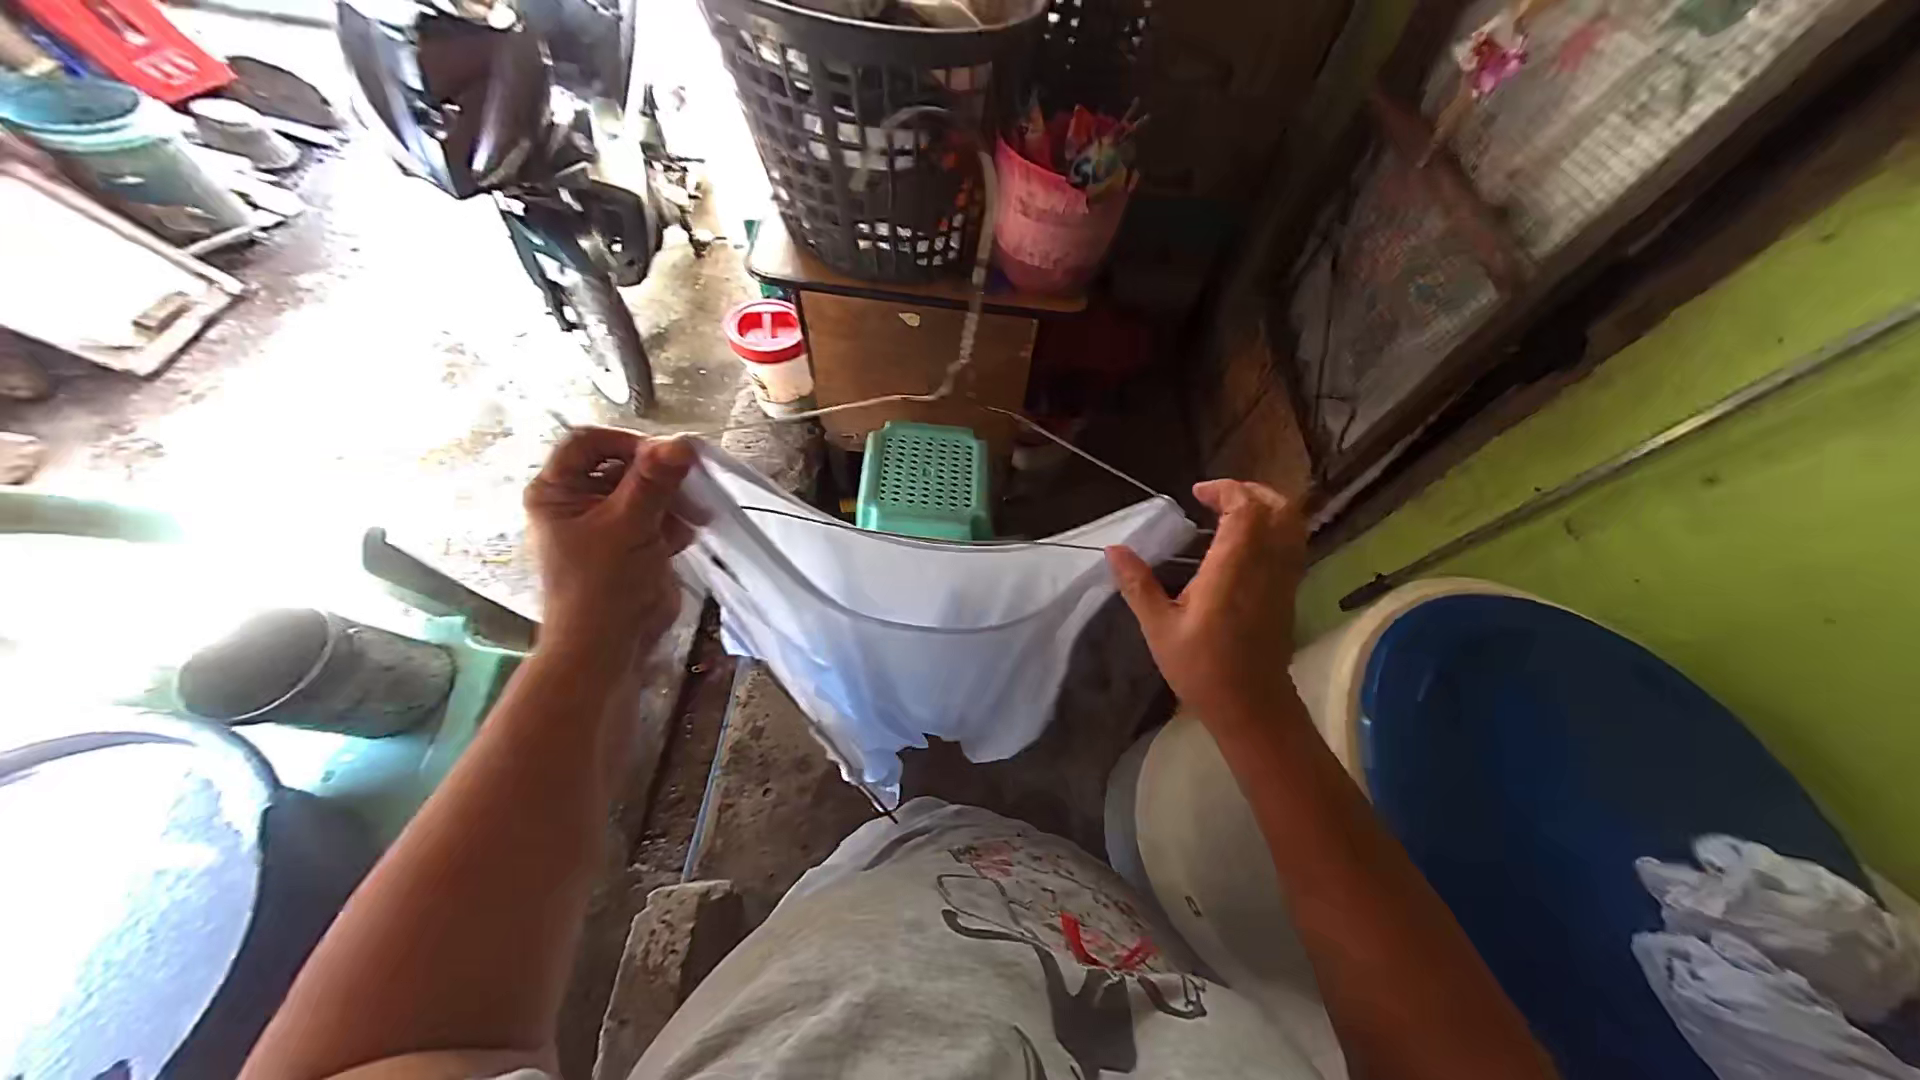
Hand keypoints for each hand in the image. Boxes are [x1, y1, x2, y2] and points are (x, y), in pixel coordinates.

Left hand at [524, 428, 702, 656]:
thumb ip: (654, 482)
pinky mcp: (636, 540)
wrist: (611, 645)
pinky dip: (676, 522)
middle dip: (658, 476)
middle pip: (624, 465)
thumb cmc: (602, 586)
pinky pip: (662, 515)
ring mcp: (610, 522)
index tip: (663, 456)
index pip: (588, 443)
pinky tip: (681, 539)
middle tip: (688, 484)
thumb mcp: (627, 525)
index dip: (625, 443)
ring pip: (649, 490)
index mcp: (558, 492)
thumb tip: (680, 444)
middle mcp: (581, 501)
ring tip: (692, 516)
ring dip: (673, 500)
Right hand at [1106, 479, 1307, 725]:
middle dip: (1251, 491)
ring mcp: (1283, 579)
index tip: (1196, 494)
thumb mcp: (1158, 628)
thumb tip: (1114, 549)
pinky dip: (1271, 529)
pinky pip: (1291, 545)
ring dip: (1265, 508)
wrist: (1251, 707)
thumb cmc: (1201, 668)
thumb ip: (1137, 584)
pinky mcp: (1288, 592)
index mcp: (1233, 569)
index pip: (1247, 509)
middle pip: (1280, 508)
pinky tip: (1241, 544)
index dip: (1226, 490)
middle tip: (1217, 497)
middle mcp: (1266, 566)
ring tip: (1230, 513)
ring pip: (1292, 526)